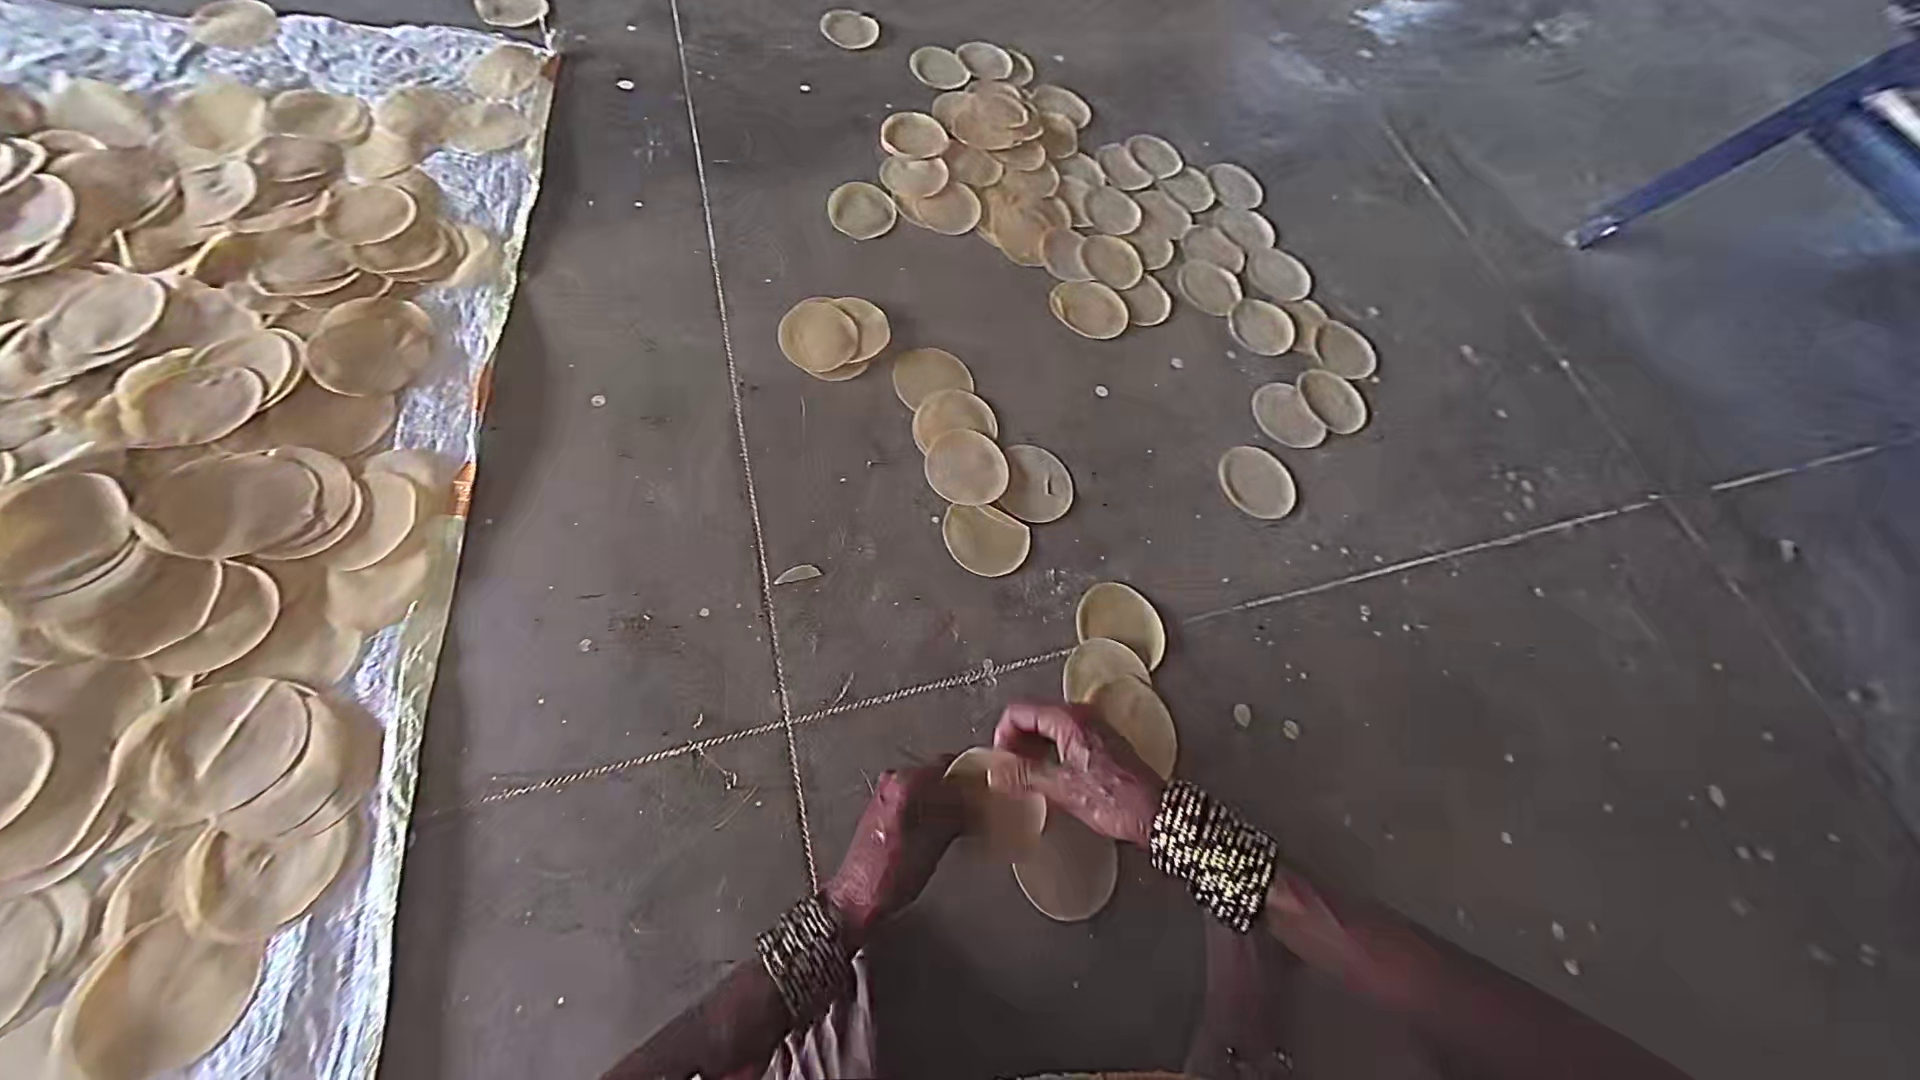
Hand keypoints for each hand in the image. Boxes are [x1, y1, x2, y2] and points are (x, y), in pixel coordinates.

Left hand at [822, 763, 964, 947]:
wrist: (857, 899)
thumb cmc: (889, 877)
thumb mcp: (934, 845)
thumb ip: (957, 814)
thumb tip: (976, 801)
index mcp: (905, 784)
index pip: (948, 764)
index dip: (970, 777)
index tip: (984, 788)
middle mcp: (892, 781)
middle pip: (937, 773)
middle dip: (958, 788)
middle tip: (978, 805)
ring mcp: (885, 793)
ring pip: (926, 786)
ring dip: (944, 799)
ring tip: (962, 820)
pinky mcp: (883, 807)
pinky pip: (915, 797)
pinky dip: (930, 807)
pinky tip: (940, 827)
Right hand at [989, 701, 1165, 848]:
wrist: (1156, 813)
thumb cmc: (1117, 800)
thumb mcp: (1062, 789)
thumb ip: (1024, 776)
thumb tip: (997, 772)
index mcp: (1068, 719)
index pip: (1019, 711)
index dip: (1002, 734)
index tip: (999, 757)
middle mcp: (1080, 716)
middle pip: (1032, 717)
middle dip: (1015, 741)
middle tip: (1007, 769)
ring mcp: (1092, 727)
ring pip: (1048, 728)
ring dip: (1031, 748)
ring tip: (1023, 776)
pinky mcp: (1099, 743)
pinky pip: (1063, 738)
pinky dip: (1048, 752)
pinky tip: (1046, 776)